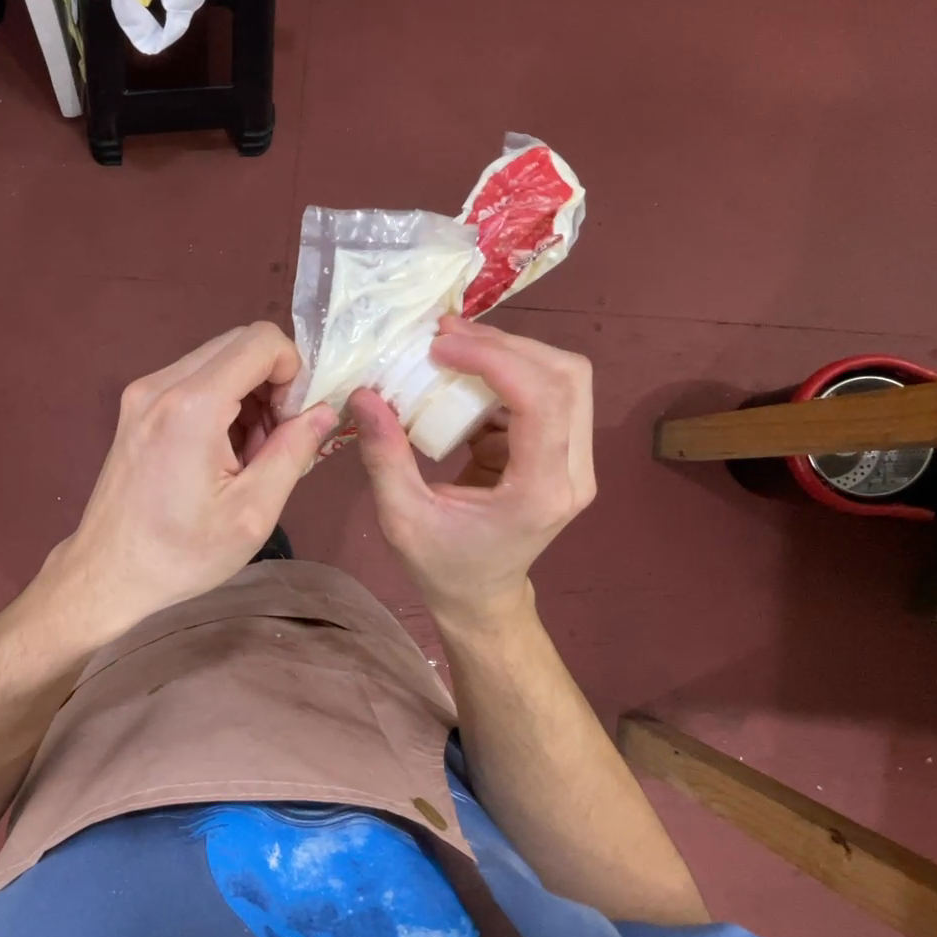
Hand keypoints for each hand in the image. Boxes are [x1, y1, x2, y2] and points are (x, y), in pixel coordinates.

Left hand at [42, 322, 337, 643]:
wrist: (107, 573)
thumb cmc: (180, 554)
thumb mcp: (251, 513)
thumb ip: (293, 452)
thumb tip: (325, 409)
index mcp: (191, 407)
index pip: (262, 341)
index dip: (293, 372)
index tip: (292, 422)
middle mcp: (161, 385)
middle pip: (239, 343)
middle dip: (271, 382)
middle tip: (273, 441)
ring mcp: (142, 393)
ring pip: (217, 360)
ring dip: (247, 394)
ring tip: (246, 456)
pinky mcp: (135, 407)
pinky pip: (193, 380)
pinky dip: (220, 402)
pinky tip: (219, 453)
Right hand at [349, 319, 594, 625]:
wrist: (480, 599)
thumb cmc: (441, 567)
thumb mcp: (401, 518)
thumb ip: (384, 456)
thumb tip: (363, 394)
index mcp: (540, 491)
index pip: (542, 401)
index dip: (495, 359)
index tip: (440, 346)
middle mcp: (573, 471)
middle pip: (566, 377)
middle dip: (506, 346)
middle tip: (446, 337)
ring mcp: (573, 461)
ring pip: (562, 379)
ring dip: (507, 356)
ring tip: (450, 348)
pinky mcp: (559, 453)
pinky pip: (544, 395)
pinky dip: (503, 377)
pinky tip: (461, 378)